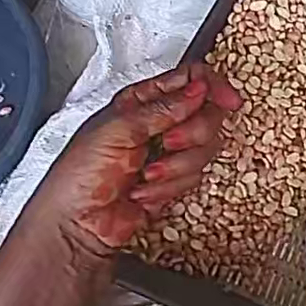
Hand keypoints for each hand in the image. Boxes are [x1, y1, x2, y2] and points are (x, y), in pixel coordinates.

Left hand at [19, 63, 242, 263]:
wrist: (77, 225)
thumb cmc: (79, 176)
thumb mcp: (116, 130)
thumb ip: (161, 109)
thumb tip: (197, 90)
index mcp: (141, 101)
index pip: (189, 80)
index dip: (212, 87)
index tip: (228, 100)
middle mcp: (159, 123)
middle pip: (206, 114)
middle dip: (193, 132)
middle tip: (169, 144)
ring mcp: (169, 153)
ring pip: (205, 148)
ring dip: (177, 166)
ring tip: (148, 174)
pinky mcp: (175, 180)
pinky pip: (195, 177)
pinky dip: (169, 187)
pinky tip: (144, 192)